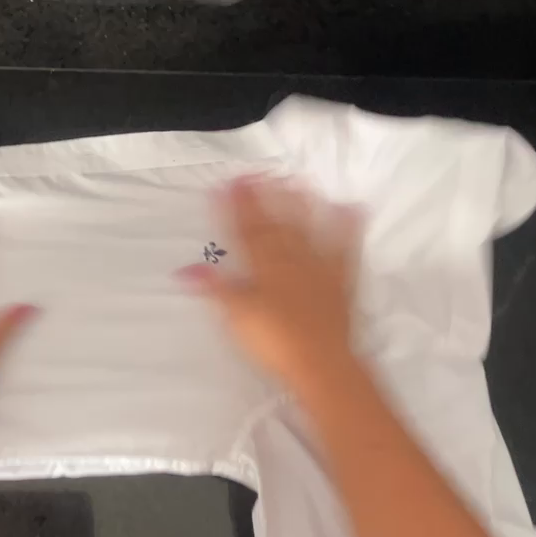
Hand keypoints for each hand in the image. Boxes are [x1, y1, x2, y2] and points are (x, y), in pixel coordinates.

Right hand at [181, 176, 361, 394]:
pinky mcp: (342, 281)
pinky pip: (346, 248)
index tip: (228, 182)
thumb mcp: (236, 316)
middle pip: (275, 223)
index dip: (235, 205)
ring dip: (302, 202)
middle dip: (264, 195)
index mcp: (262, 269)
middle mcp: (291, 261)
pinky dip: (349, 226)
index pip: (245, 231)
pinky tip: (351, 207)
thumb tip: (184, 269)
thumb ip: (214, 288)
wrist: (323, 365)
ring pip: (308, 228)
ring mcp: (319, 269)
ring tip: (297, 179)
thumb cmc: (275, 343)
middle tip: (259, 171)